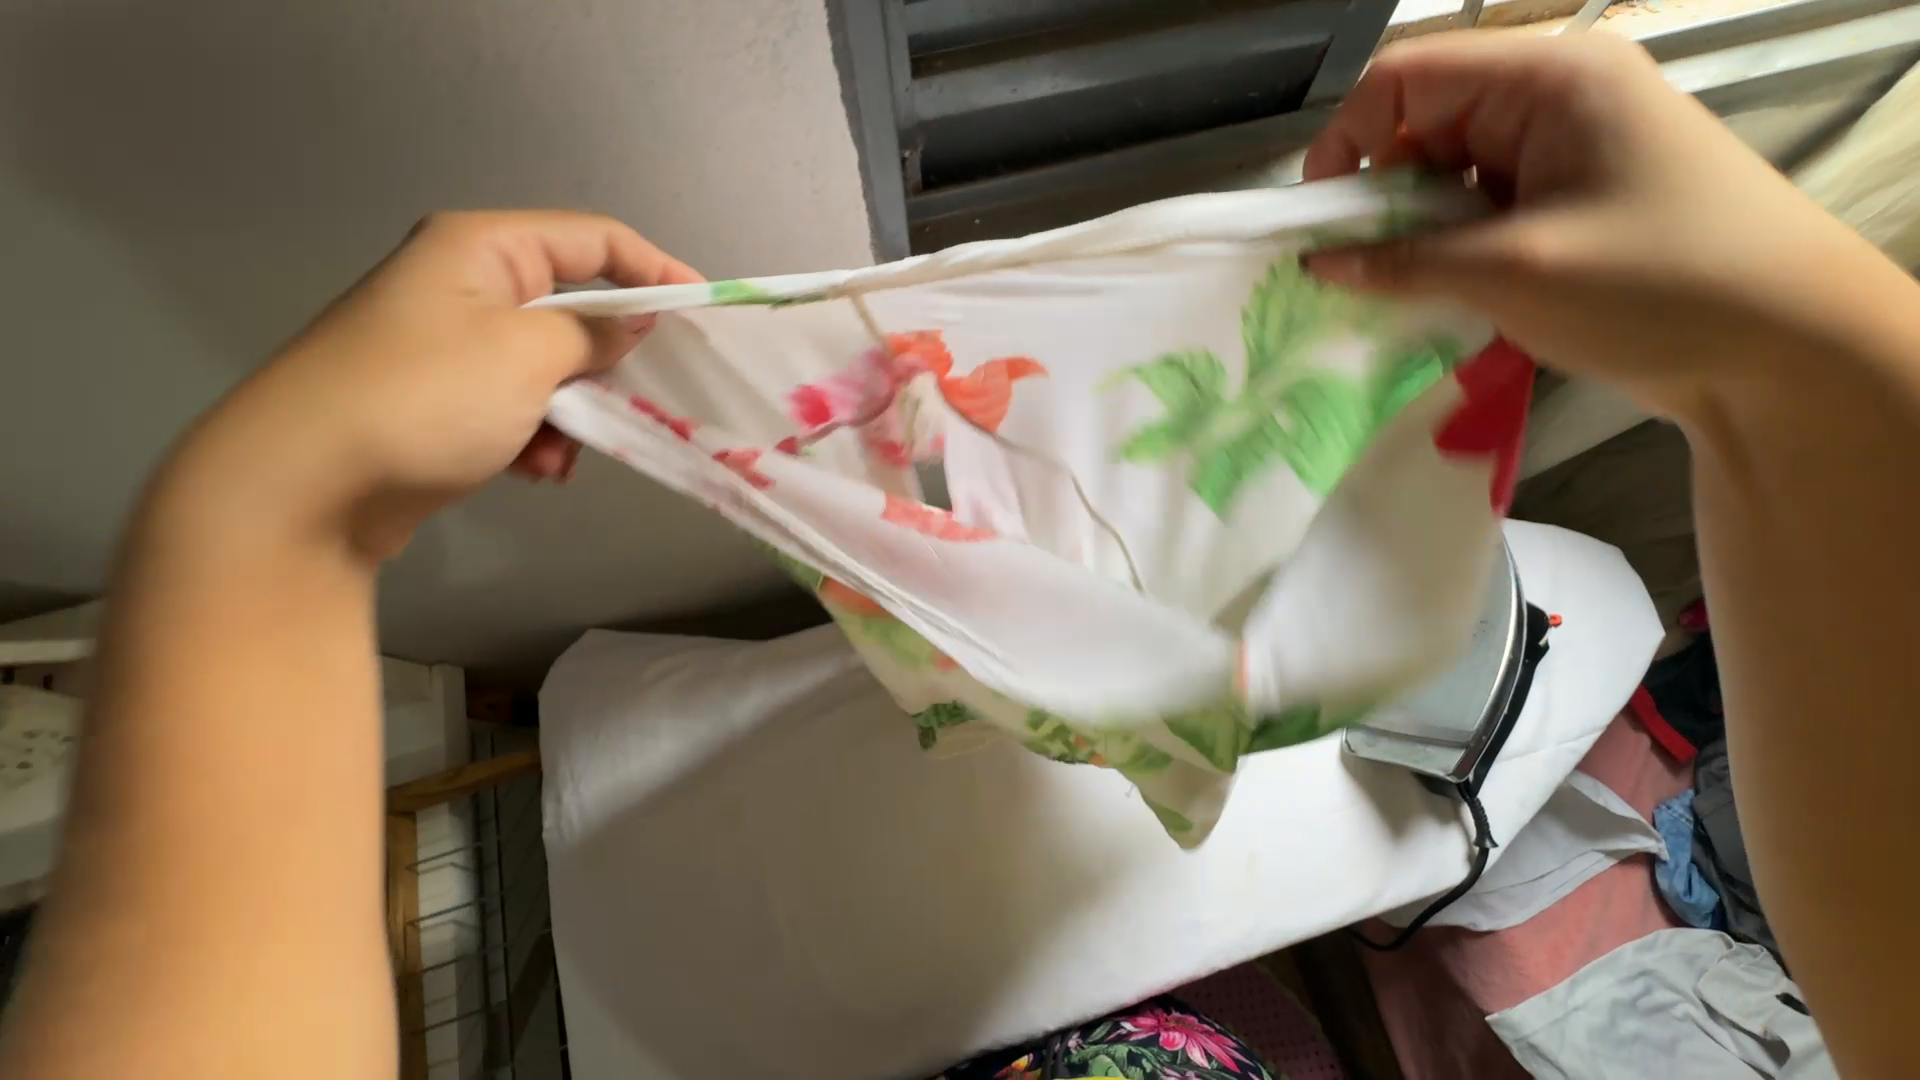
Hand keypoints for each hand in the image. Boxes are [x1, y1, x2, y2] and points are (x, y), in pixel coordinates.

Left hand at [168, 210, 701, 561]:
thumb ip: (593, 333)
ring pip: (555, 366)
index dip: (657, 268)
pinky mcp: (449, 399)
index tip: (704, 310)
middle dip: (611, 359)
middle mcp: (469, 286)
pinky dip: (541, 436)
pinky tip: (535, 468)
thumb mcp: (527, 355)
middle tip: (648, 394)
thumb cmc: (425, 399)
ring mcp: (455, 345)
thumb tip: (637, 322)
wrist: (305, 487)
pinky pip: (523, 404)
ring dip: (576, 412)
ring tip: (565, 453)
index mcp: (484, 250)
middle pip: (576, 308)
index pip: (595, 240)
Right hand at [1302, 33, 1885, 418]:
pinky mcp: (1560, 201)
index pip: (1406, 78)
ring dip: (1407, 230)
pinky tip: (1431, 291)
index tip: (1322, 218)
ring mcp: (1558, 152)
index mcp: (1548, 79)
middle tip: (1359, 266)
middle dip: (1378, 195)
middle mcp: (1549, 101)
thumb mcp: (1511, 271)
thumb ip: (1402, 263)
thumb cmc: (1656, 284)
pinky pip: (1470, 211)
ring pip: (1441, 175)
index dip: (1347, 141)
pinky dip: (1438, 249)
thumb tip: (1317, 264)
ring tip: (1398, 286)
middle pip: (1419, 126)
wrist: (1780, 345)